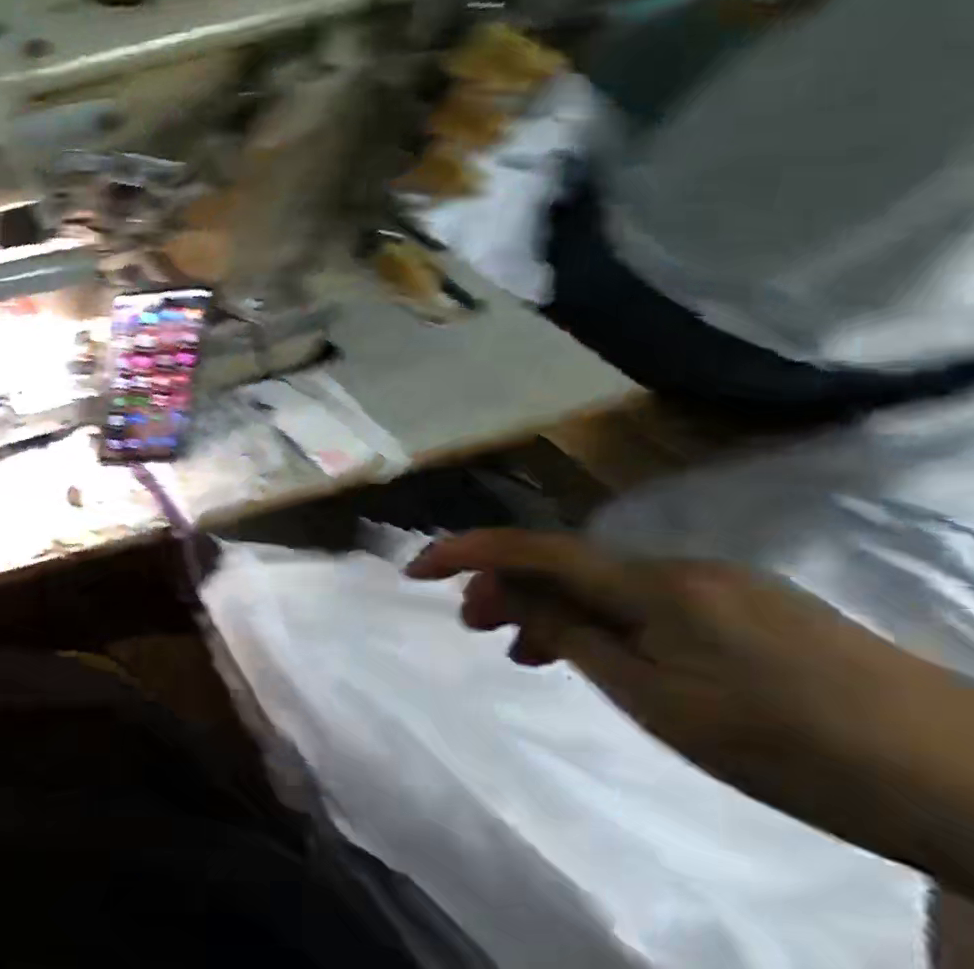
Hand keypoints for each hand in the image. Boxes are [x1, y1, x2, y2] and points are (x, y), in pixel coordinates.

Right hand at [405, 529, 973, 884]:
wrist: (973, 781)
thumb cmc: (788, 746)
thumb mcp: (656, 700)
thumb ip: (572, 637)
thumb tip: (509, 594)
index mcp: (655, 584)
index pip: (536, 549)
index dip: (466, 552)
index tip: (412, 570)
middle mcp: (684, 568)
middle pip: (569, 561)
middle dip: (508, 586)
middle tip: (478, 632)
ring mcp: (726, 586)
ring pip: (608, 583)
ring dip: (555, 608)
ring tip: (531, 655)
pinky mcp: (756, 610)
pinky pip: (649, 600)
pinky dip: (605, 619)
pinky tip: (607, 657)